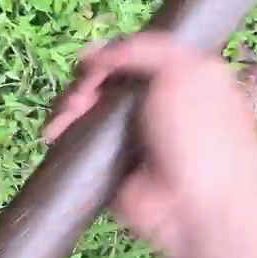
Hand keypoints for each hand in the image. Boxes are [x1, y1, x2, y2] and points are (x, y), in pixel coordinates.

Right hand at [44, 33, 256, 255]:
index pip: (140, 55)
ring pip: (87, 104)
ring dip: (69, 105)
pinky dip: (63, 130)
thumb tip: (100, 52)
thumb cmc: (201, 139)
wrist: (193, 207)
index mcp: (188, 81)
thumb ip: (147, 50)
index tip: (93, 60)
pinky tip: (55, 134)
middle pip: (106, 78)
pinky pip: (77, 134)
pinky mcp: (108, 156)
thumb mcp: (187, 75)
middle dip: (86, 82)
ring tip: (66, 119)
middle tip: (82, 95)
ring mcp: (131, 131)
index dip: (113, 53)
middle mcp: (159, 103)